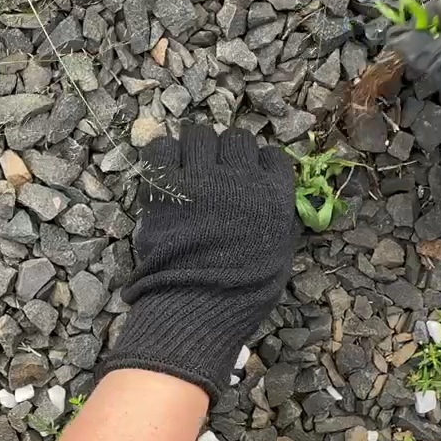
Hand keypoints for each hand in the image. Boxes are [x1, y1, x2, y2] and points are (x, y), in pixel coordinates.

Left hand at [103, 124, 296, 401]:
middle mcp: (240, 178)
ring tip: (187, 169)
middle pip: (237, 139)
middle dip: (227, 153)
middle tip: (215, 173)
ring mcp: (200, 178)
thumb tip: (277, 211)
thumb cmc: (242, 294)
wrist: (198, 306)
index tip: (250, 178)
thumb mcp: (279, 260)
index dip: (260, 165)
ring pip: (199, 134)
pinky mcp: (165, 187)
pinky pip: (161, 148)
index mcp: (273, 196)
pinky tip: (164, 174)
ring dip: (195, 148)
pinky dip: (162, 156)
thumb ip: (279, 226)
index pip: (273, 157)